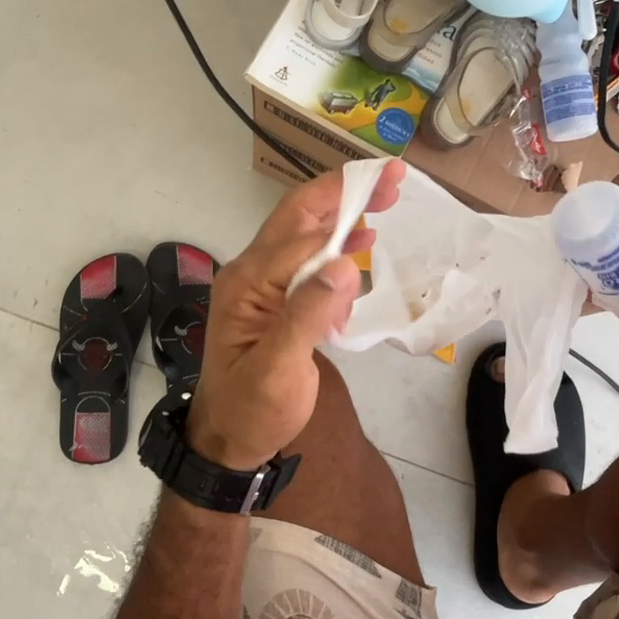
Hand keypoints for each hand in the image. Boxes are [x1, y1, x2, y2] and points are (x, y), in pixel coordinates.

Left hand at [186, 160, 405, 469]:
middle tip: (392, 177)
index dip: (345, 206)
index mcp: (249, 283)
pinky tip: (362, 244)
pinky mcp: (274, 302)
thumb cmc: (253, 410)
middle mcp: (252, 274)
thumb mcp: (279, 370)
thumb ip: (307, 315)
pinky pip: (307, 261)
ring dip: (344, 213)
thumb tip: (346, 263)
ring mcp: (262, 287)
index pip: (303, 235)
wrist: (227, 442)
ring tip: (386, 199)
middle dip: (344, 192)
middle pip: (299, 218)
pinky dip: (338, 247)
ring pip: (304, 235)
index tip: (388, 184)